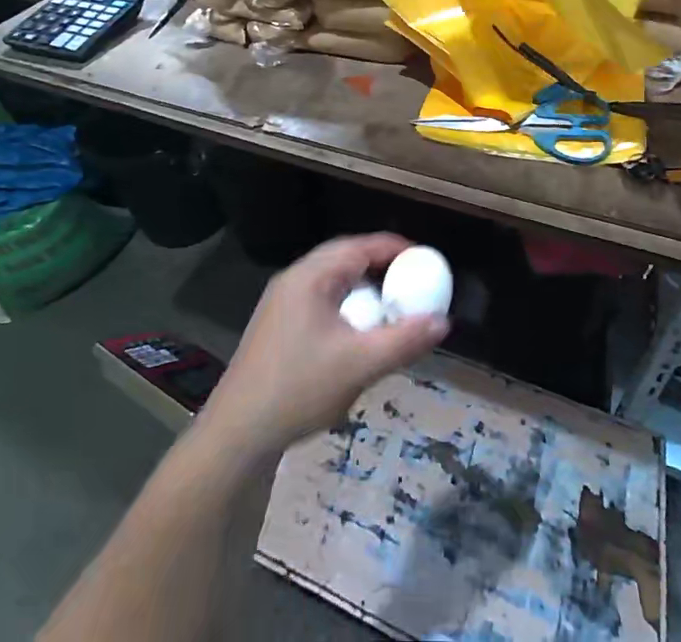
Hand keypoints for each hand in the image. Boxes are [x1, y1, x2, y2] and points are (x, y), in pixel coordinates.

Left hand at [192, 234, 448, 459]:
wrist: (236, 434)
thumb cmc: (299, 390)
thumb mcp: (360, 365)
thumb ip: (405, 340)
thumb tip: (443, 322)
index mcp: (310, 277)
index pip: (361, 245)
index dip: (399, 249)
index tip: (428, 262)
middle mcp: (294, 281)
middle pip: (347, 258)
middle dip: (384, 267)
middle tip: (414, 283)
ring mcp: (282, 303)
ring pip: (334, 281)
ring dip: (366, 288)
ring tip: (393, 307)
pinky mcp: (279, 325)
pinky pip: (323, 300)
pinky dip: (349, 306)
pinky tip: (361, 333)